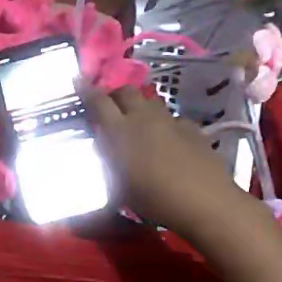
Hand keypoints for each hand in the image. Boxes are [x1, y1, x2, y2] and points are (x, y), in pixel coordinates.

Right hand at [80, 84, 254, 238]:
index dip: (86, 90)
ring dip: (141, 108)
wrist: (204, 200)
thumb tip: (105, 147)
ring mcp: (170, 120)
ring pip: (150, 102)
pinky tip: (169, 141)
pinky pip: (173, 119)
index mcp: (119, 130)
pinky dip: (165, 125)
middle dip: (115, 95)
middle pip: (125, 92)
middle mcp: (143, 117)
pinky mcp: (192, 128)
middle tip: (111, 109)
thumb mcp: (119, 187)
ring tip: (139, 124)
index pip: (97, 100)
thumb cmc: (154, 199)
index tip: (78, 81)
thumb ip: (109, 161)